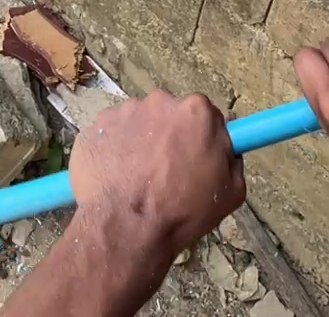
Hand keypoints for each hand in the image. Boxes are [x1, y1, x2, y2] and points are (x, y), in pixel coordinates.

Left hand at [69, 90, 245, 266]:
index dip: (199, 136)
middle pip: (168, 114)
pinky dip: (115, 149)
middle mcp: (159, 100)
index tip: (194, 156)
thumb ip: (230, 155)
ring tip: (139, 178)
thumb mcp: (230, 191)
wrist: (127, 227)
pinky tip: (118, 176)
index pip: (203, 114)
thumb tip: (222, 139)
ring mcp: (124, 109)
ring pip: (139, 122)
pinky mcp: (98, 123)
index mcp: (196, 111)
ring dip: (141, 142)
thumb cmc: (183, 211)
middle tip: (166, 171)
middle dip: (168, 136)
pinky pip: (113, 133)